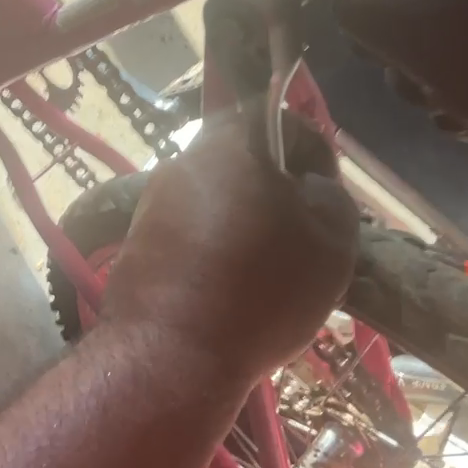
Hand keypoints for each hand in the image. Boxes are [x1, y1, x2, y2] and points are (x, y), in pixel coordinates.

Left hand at [101, 116, 356, 373]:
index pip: (273, 115)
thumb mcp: (331, 241)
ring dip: (243, 218)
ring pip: (212, 196)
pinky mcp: (137, 240)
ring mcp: (152, 202)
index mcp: (227, 145)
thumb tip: (308, 183)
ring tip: (269, 266)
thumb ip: (328, 195)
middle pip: (238, 159)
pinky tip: (230, 284)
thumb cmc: (262, 289)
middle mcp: (180, 163)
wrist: (170, 351)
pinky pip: (188, 228)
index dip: (311, 146)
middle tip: (303, 231)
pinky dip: (213, 245)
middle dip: (274, 186)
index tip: (326, 188)